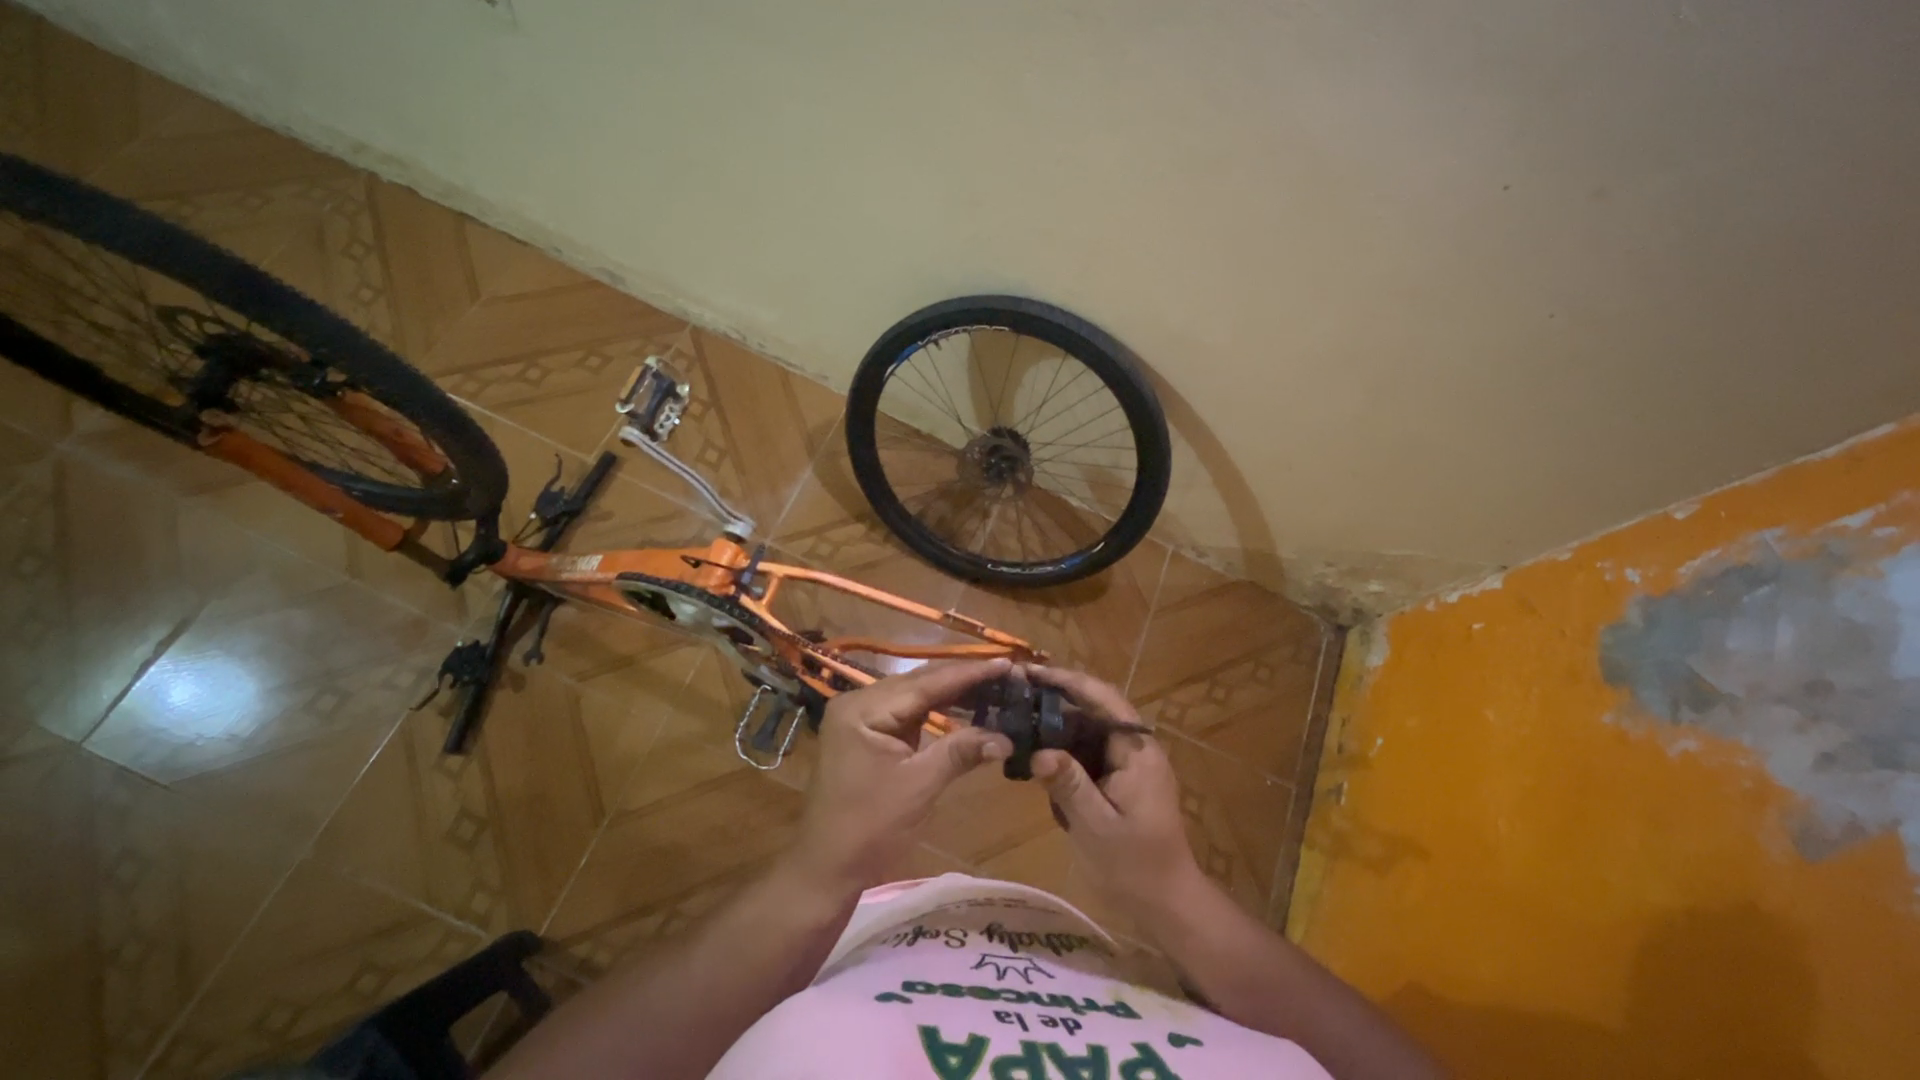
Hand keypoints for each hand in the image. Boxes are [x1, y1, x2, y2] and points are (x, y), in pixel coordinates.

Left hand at [788, 659, 1014, 891]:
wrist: (828, 867)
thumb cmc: (869, 827)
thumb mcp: (919, 786)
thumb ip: (961, 752)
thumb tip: (1008, 738)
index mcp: (863, 708)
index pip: (925, 682)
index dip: (969, 674)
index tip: (1008, 664)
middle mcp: (859, 702)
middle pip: (919, 683)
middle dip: (964, 680)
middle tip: (1009, 675)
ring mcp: (862, 719)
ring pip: (916, 697)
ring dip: (954, 695)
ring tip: (996, 688)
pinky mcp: (869, 736)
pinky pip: (909, 715)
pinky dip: (938, 713)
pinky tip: (967, 709)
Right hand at [1028, 665, 1205, 921]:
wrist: (1167, 902)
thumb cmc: (1135, 865)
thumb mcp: (1096, 826)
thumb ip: (1068, 785)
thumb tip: (1038, 752)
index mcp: (1138, 752)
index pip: (1103, 699)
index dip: (1068, 681)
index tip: (1031, 672)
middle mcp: (1137, 749)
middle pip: (1095, 710)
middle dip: (1057, 699)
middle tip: (1015, 694)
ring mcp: (1131, 765)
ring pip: (1090, 731)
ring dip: (1057, 723)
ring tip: (1018, 717)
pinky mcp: (1122, 781)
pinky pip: (1091, 753)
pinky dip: (1064, 749)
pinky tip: (1036, 753)